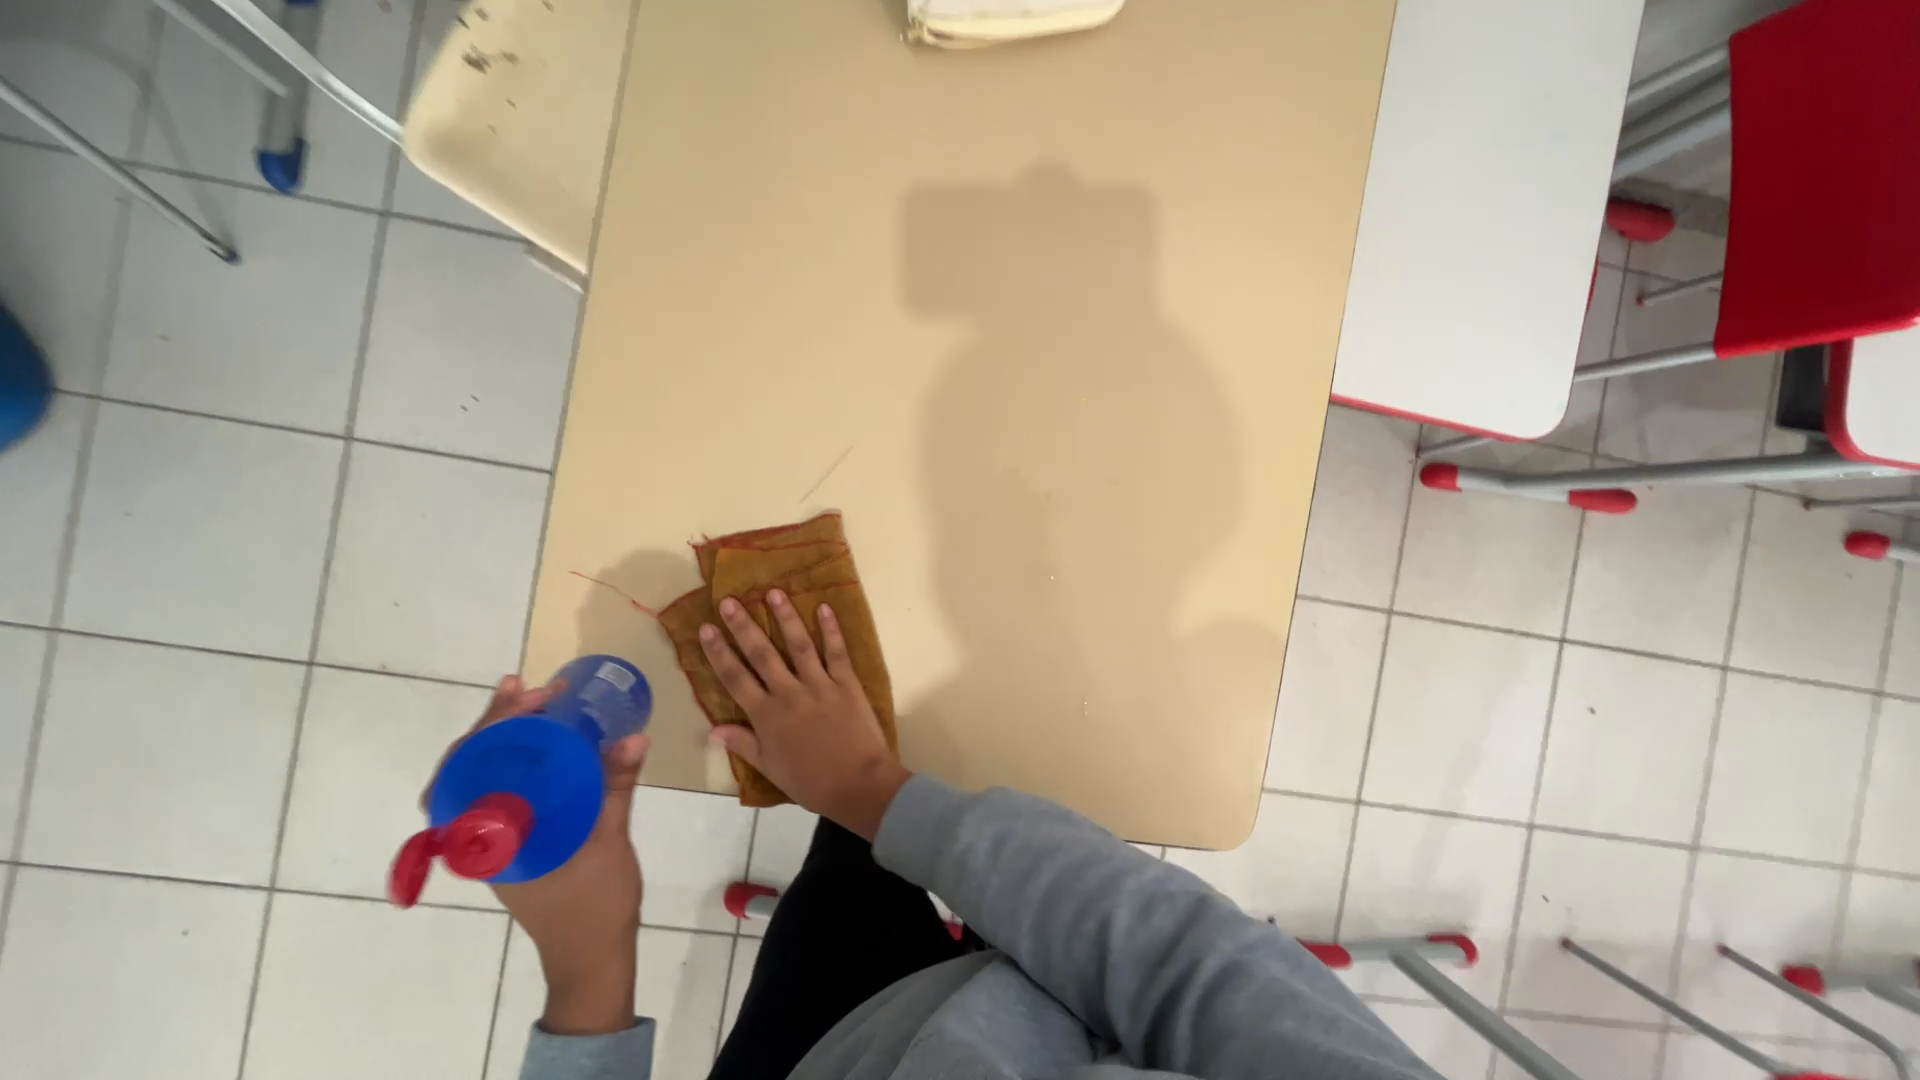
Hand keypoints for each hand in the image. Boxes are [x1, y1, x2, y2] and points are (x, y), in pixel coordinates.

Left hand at [441, 676, 648, 1035]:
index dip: (487, 729)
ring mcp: (500, 836)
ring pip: (487, 776)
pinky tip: (551, 739)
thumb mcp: (608, 842)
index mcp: (488, 838)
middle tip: (529, 686)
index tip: (522, 698)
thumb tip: (634, 736)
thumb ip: (615, 788)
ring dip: (507, 736)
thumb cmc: (591, 906)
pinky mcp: (521, 837)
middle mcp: (482, 834)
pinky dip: (524, 758)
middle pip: (469, 767)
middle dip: (496, 722)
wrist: (590, 956)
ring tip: (538, 698)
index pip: (462, 773)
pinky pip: (510, 788)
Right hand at [700, 590, 909, 840]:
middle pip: (761, 654)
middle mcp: (788, 693)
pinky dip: (831, 629)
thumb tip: (713, 729)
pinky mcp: (846, 684)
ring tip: (774, 592)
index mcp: (766, 716)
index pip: (736, 679)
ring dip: (785, 617)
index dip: (719, 653)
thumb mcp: (770, 768)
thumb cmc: (811, 782)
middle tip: (730, 600)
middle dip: (744, 626)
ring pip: (798, 645)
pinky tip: (824, 608)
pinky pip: (837, 652)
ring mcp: (819, 685)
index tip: (706, 629)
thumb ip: (743, 744)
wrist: (858, 785)